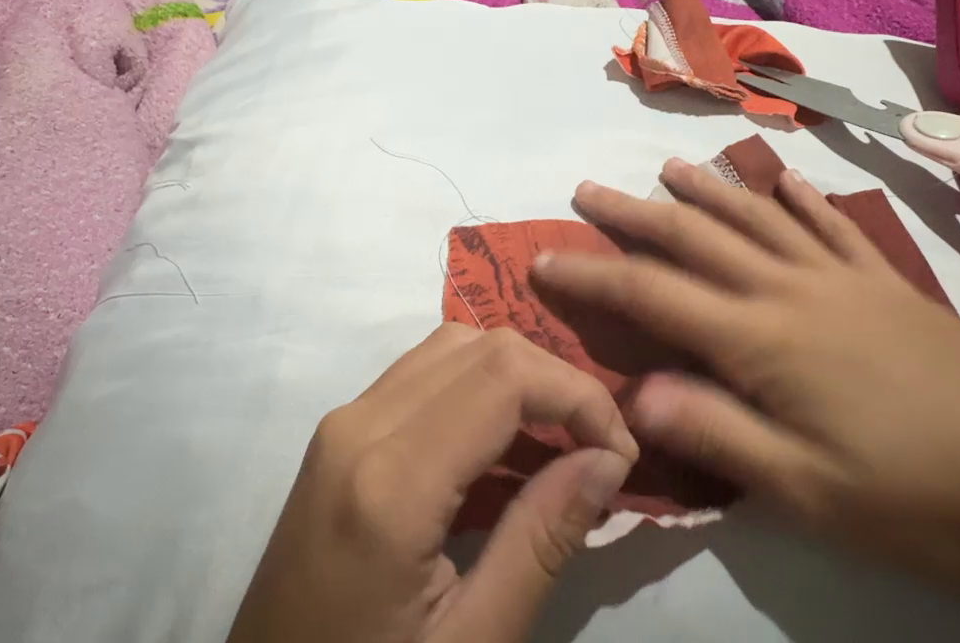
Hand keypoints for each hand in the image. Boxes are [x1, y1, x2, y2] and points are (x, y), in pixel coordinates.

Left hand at [227, 324, 638, 642]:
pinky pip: (420, 378)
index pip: (505, 376)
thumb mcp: (472, 641)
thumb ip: (540, 541)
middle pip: (480, 347)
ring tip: (559, 450)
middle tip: (599, 453)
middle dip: (555, 382)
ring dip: (516, 381)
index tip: (622, 455)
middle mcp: (358, 426)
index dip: (579, 396)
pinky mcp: (337, 436)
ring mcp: (340, 425)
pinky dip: (476, 391)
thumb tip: (608, 458)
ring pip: (449, 350)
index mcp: (389, 482)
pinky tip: (503, 453)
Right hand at [534, 159, 959, 588]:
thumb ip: (715, 431)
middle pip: (697, 237)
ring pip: (757, 217)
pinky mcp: (888, 285)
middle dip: (634, 214)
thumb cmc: (924, 501)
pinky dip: (794, 196)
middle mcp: (794, 291)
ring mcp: (845, 280)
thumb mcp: (808, 490)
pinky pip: (828, 224)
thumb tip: (631, 391)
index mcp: (763, 340)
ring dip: (705, 191)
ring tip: (665, 168)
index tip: (541, 258)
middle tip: (587, 189)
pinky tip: (780, 180)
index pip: (653, 293)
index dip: (591, 273)